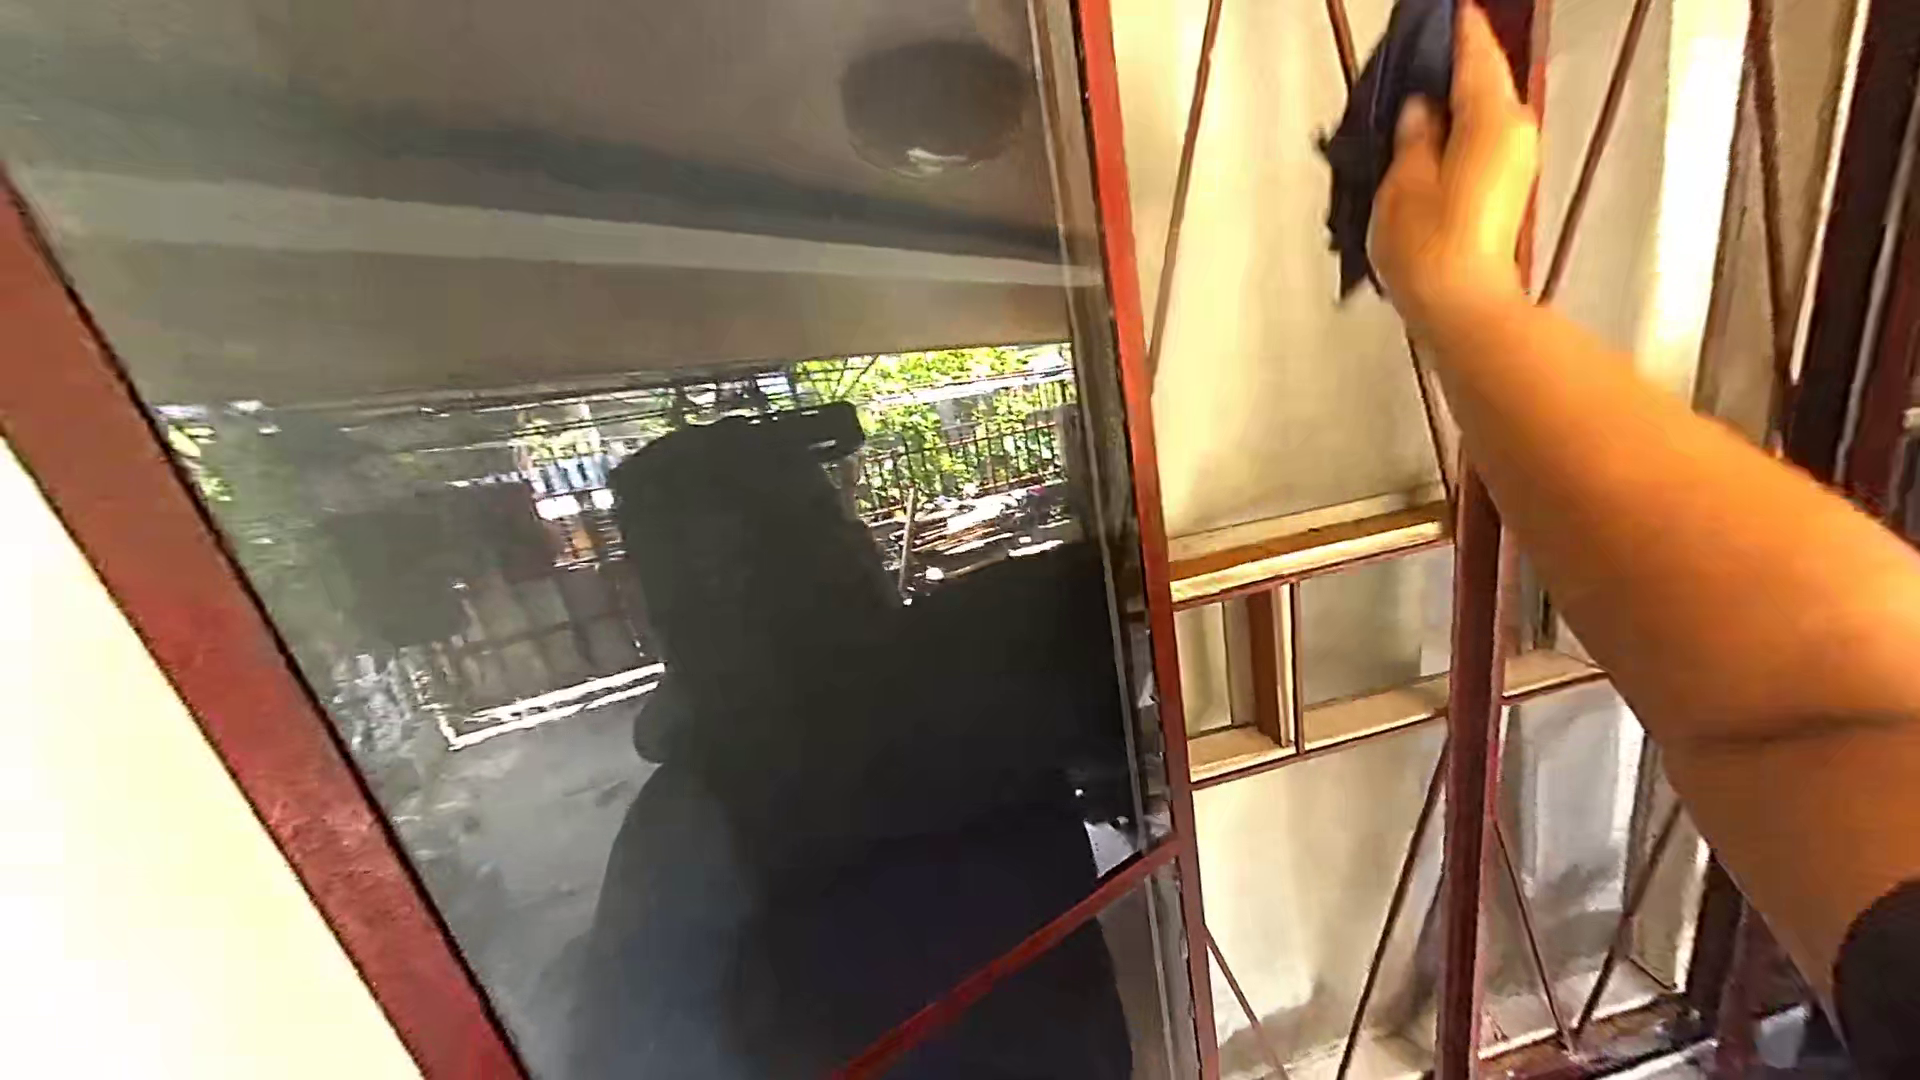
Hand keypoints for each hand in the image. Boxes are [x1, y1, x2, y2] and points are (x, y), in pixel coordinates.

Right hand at [1369, 5, 1537, 333]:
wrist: (1459, 302)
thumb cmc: (1428, 246)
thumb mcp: (1403, 186)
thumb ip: (1412, 139)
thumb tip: (1419, 111)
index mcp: (1491, 120)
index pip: (1477, 56)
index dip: (1457, 31)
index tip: (1443, 13)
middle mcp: (1514, 132)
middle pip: (1480, 87)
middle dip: (1445, 78)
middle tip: (1406, 77)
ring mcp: (1513, 162)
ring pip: (1476, 120)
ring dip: (1443, 116)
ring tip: (1402, 123)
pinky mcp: (1502, 189)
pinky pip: (1475, 148)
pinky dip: (1448, 144)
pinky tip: (1418, 158)